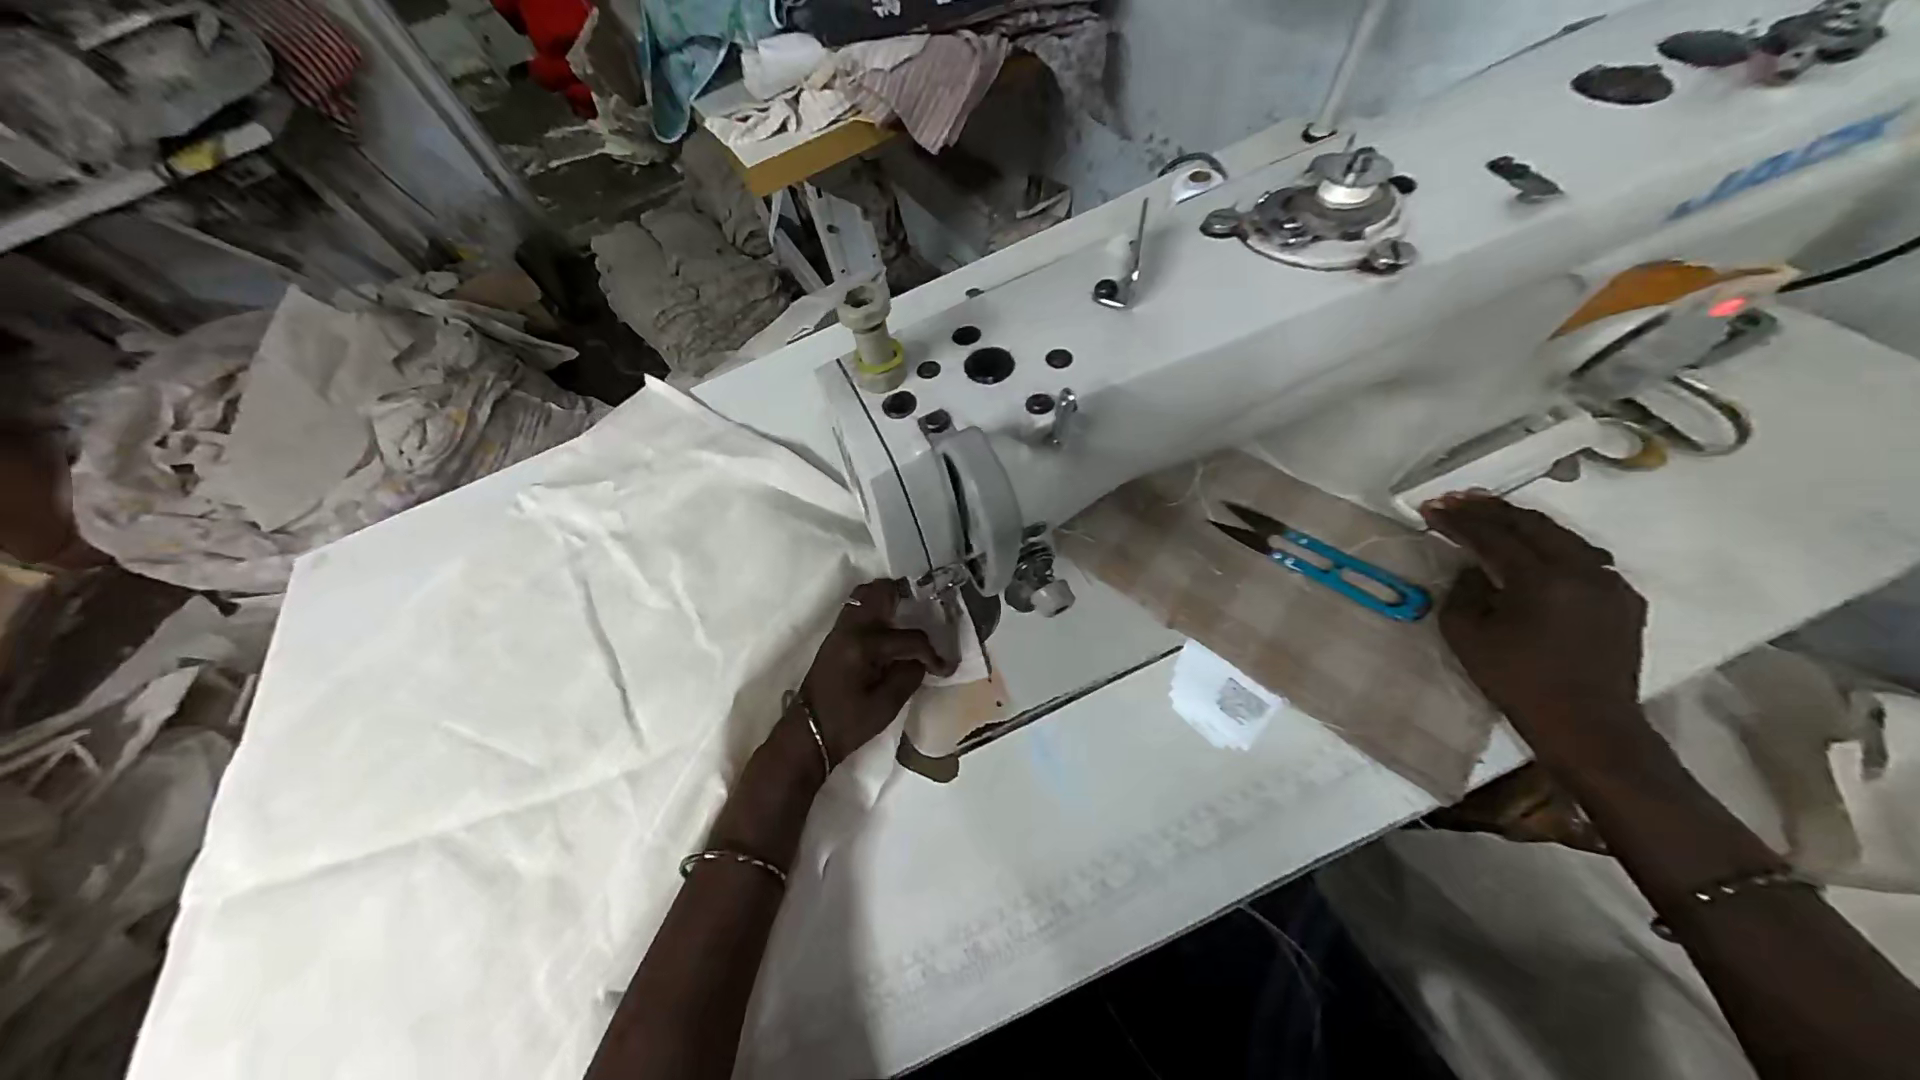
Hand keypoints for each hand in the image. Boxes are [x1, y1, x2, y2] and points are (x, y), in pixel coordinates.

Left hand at [800, 580, 954, 763]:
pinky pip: (858, 608)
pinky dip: (876, 610)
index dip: (932, 654)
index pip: (910, 638)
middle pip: (881, 592)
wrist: (807, 734)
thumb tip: (920, 661)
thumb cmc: (847, 724)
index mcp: (864, 645)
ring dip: (889, 601)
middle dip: (907, 598)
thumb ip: (909, 676)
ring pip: (866, 595)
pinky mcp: (835, 637)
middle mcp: (851, 628)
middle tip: (925, 614)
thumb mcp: (886, 705)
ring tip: (908, 617)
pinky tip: (889, 629)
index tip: (945, 668)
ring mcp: (840, 630)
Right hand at [1422, 494, 1649, 768]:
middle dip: (1489, 510)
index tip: (1430, 508)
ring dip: (1522, 523)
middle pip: (1531, 525)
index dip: (1458, 520)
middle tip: (1456, 499)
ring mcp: (1610, 582)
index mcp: (1541, 579)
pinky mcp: (1623, 599)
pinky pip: (1584, 558)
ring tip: (1491, 513)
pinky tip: (1534, 547)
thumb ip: (1464, 591)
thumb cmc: (1516, 680)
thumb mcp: (1466, 635)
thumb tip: (1475, 570)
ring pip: (1562, 536)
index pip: (1492, 536)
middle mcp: (1582, 570)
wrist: (1586, 724)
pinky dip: (1551, 545)